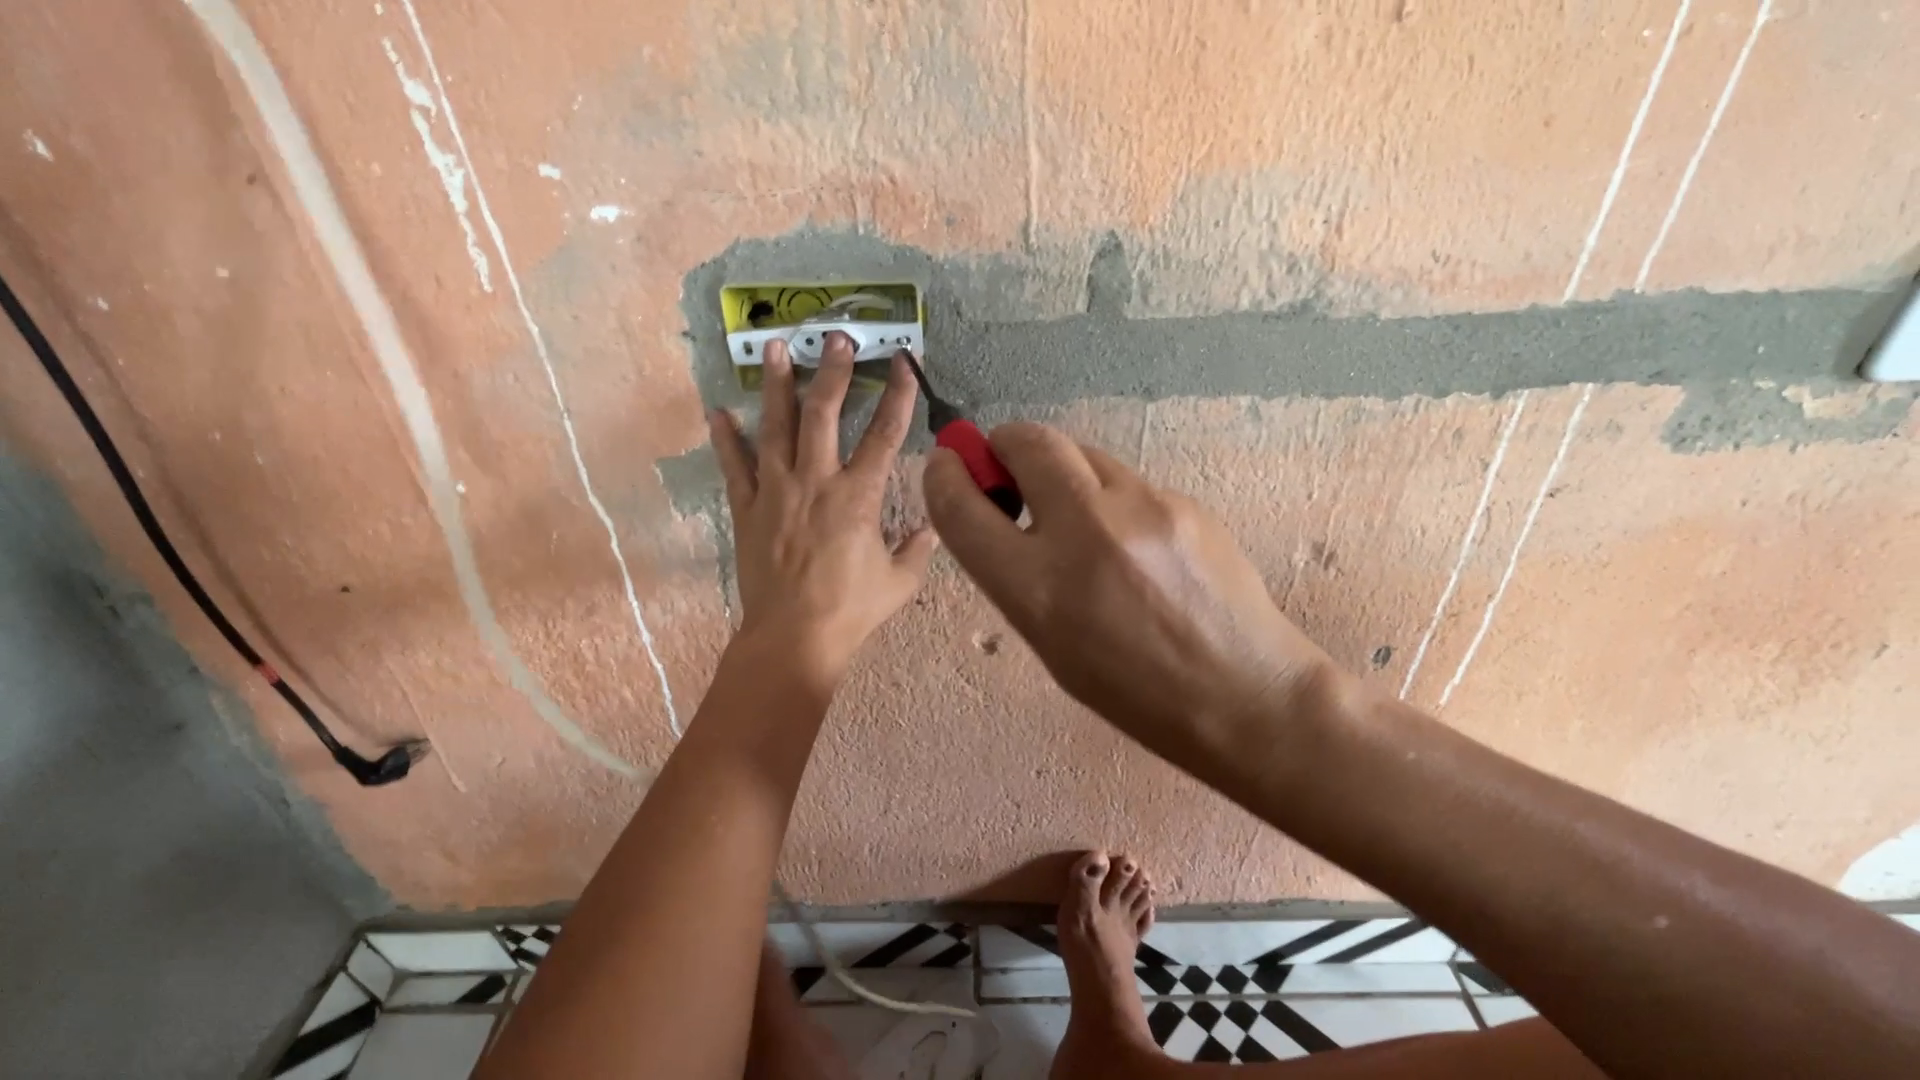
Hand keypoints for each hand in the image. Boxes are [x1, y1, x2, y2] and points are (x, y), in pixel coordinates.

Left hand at [709, 333, 934, 681]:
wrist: (794, 637)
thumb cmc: (851, 610)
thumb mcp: (900, 582)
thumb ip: (918, 549)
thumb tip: (931, 529)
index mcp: (859, 496)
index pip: (884, 434)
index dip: (896, 395)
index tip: (902, 363)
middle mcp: (817, 482)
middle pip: (823, 414)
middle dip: (831, 372)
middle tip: (834, 337)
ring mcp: (777, 492)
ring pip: (776, 428)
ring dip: (777, 386)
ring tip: (775, 348)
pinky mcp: (748, 510)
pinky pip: (735, 467)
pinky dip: (726, 439)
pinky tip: (719, 411)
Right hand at [923, 422, 1340, 762]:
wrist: (1244, 695)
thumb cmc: (1135, 693)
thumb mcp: (1051, 645)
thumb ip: (1017, 574)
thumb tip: (1000, 512)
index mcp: (1038, 590)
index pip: (960, 507)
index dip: (944, 477)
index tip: (948, 465)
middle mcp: (1085, 534)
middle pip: (1026, 441)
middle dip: (1005, 445)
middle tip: (1009, 471)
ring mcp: (1143, 509)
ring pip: (1081, 453)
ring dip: (1062, 471)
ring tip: (1079, 514)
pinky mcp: (1185, 500)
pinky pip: (1128, 480)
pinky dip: (1112, 497)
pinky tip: (1134, 540)